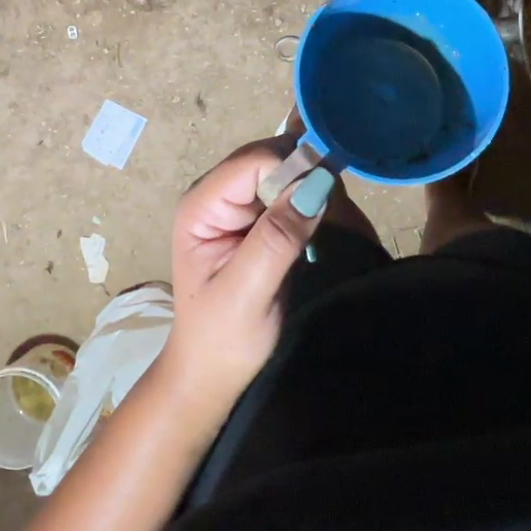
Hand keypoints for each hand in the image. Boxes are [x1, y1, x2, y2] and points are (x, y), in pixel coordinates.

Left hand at [159, 138, 331, 411]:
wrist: (210, 373)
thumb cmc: (222, 340)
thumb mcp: (248, 294)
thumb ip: (277, 238)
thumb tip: (315, 185)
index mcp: (201, 206)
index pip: (254, 160)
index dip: (293, 171)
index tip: (325, 202)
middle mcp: (216, 194)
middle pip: (270, 157)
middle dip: (304, 176)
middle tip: (329, 216)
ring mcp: (235, 204)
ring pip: (284, 168)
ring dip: (310, 187)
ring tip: (324, 223)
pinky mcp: (255, 216)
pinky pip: (289, 188)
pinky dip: (309, 198)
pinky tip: (318, 222)